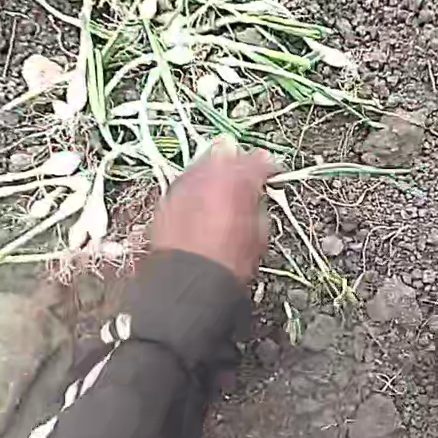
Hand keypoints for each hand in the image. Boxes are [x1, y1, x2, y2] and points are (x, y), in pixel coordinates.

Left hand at [151, 137, 275, 282]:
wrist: (190, 281)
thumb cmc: (227, 263)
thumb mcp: (258, 233)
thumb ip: (258, 205)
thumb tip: (255, 199)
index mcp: (238, 181)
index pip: (257, 162)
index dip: (266, 166)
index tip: (270, 173)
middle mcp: (209, 176)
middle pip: (226, 156)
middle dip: (237, 162)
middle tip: (245, 172)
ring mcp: (185, 185)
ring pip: (202, 165)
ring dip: (214, 170)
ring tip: (222, 183)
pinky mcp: (168, 198)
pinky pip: (186, 182)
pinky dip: (196, 185)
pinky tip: (202, 197)